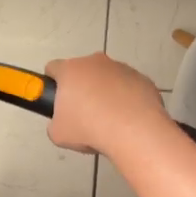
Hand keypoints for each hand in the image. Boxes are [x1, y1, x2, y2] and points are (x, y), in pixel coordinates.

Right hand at [43, 54, 169, 155]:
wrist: (134, 131)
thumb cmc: (89, 128)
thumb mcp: (58, 134)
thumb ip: (55, 122)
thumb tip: (62, 122)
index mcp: (70, 70)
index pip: (53, 68)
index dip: (53, 84)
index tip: (58, 99)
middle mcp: (95, 62)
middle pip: (82, 71)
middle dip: (81, 88)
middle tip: (84, 114)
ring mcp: (121, 67)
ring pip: (107, 77)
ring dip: (105, 92)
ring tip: (109, 119)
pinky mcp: (142, 78)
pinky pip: (128, 86)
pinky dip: (126, 98)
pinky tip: (127, 118)